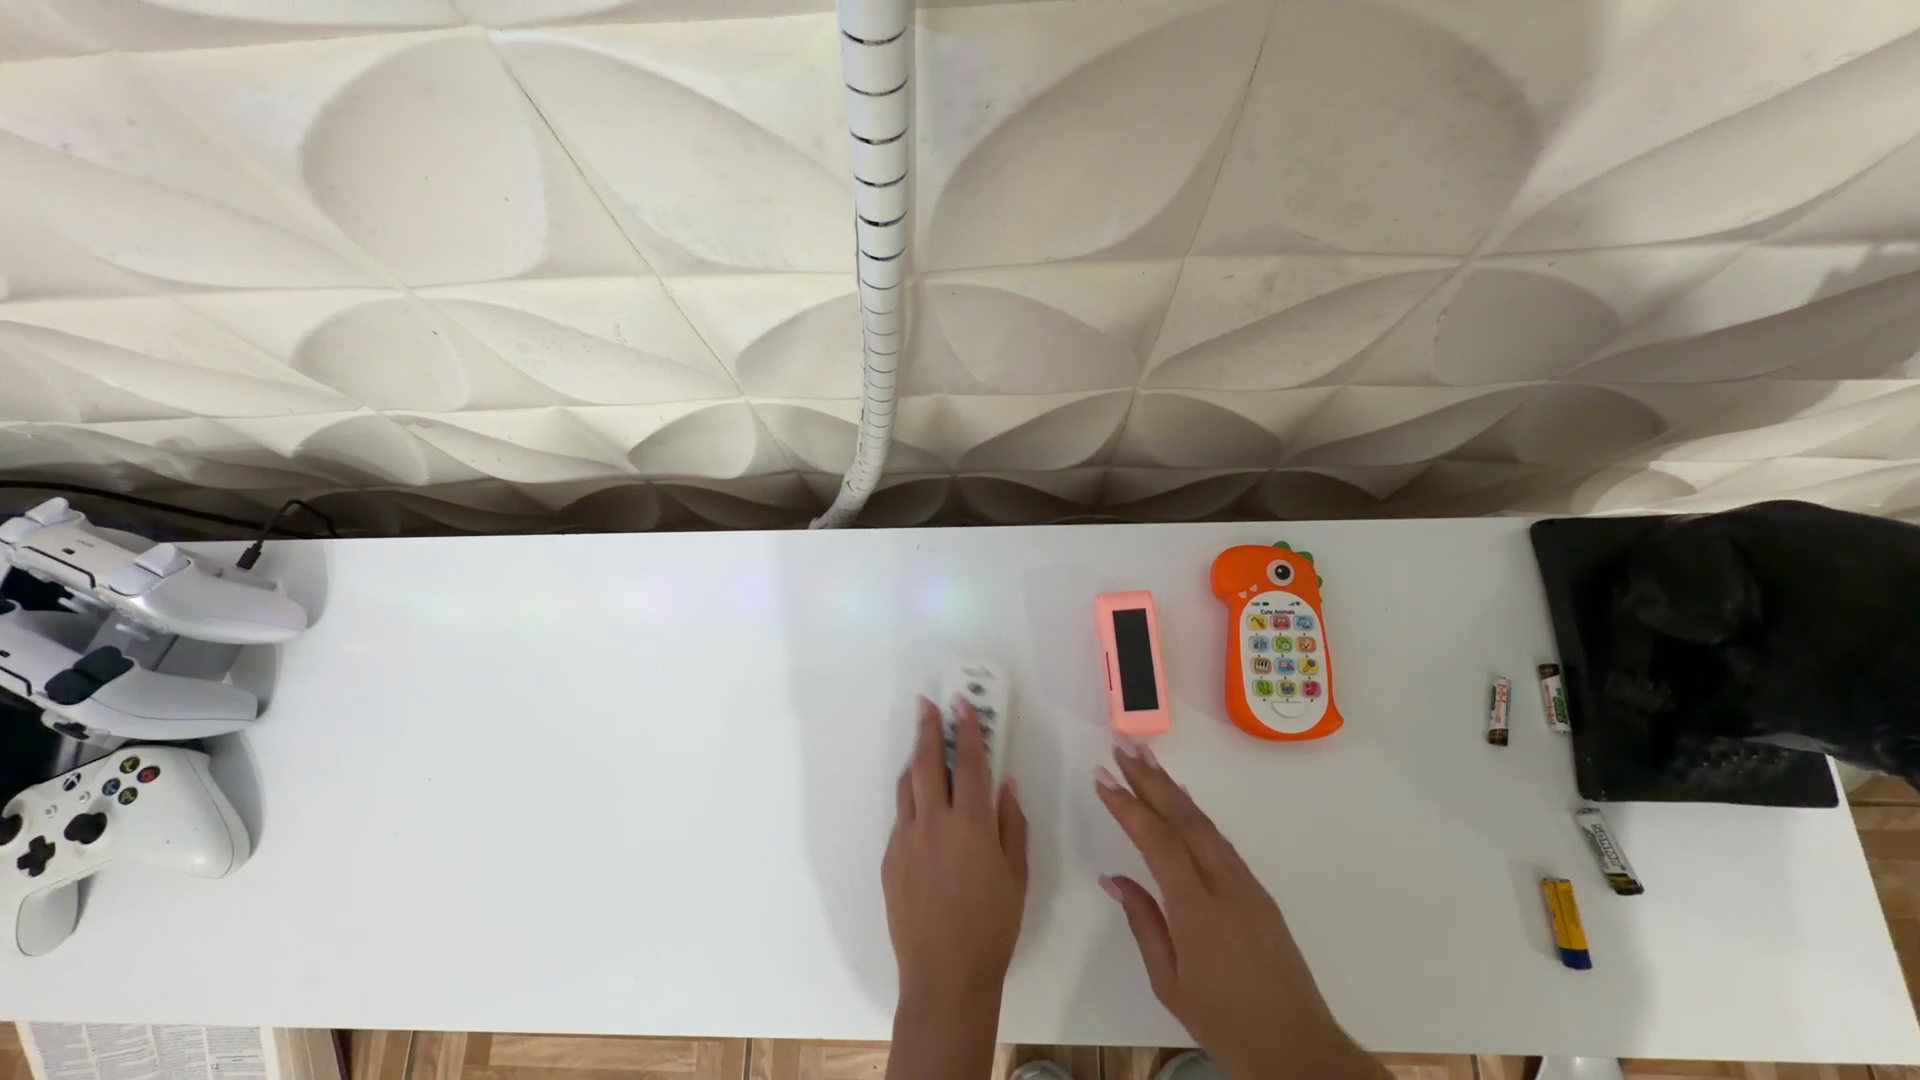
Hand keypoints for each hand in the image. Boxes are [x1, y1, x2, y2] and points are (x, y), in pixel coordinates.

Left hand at [883, 696, 1028, 1004]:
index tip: (962, 703)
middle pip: (926, 763)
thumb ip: (1012, 823)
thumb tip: (1005, 783)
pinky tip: (920, 802)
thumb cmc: (993, 926)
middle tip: (927, 704)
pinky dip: (910, 798)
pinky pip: (901, 817)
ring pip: (906, 786)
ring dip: (913, 759)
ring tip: (921, 743)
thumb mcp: (1018, 874)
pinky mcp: (890, 860)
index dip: (967, 729)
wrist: (944, 975)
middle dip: (927, 728)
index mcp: (970, 824)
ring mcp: (906, 840)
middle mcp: (933, 823)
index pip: (967, 762)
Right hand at [1094, 743, 1380, 1079]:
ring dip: (1174, 791)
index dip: (1128, 806)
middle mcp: (1225, 886)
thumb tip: (1114, 878)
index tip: (1102, 776)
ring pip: (1206, 825)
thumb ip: (1143, 922)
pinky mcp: (1259, 892)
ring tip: (1147, 762)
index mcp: (1196, 909)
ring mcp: (1247, 885)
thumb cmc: (1222, 1021)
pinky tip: (1183, 805)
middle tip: (1124, 747)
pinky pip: (1220, 841)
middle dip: (1151, 780)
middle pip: (1184, 819)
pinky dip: (1196, 815)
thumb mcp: (1168, 981)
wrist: (1297, 1047)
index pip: (1157, 841)